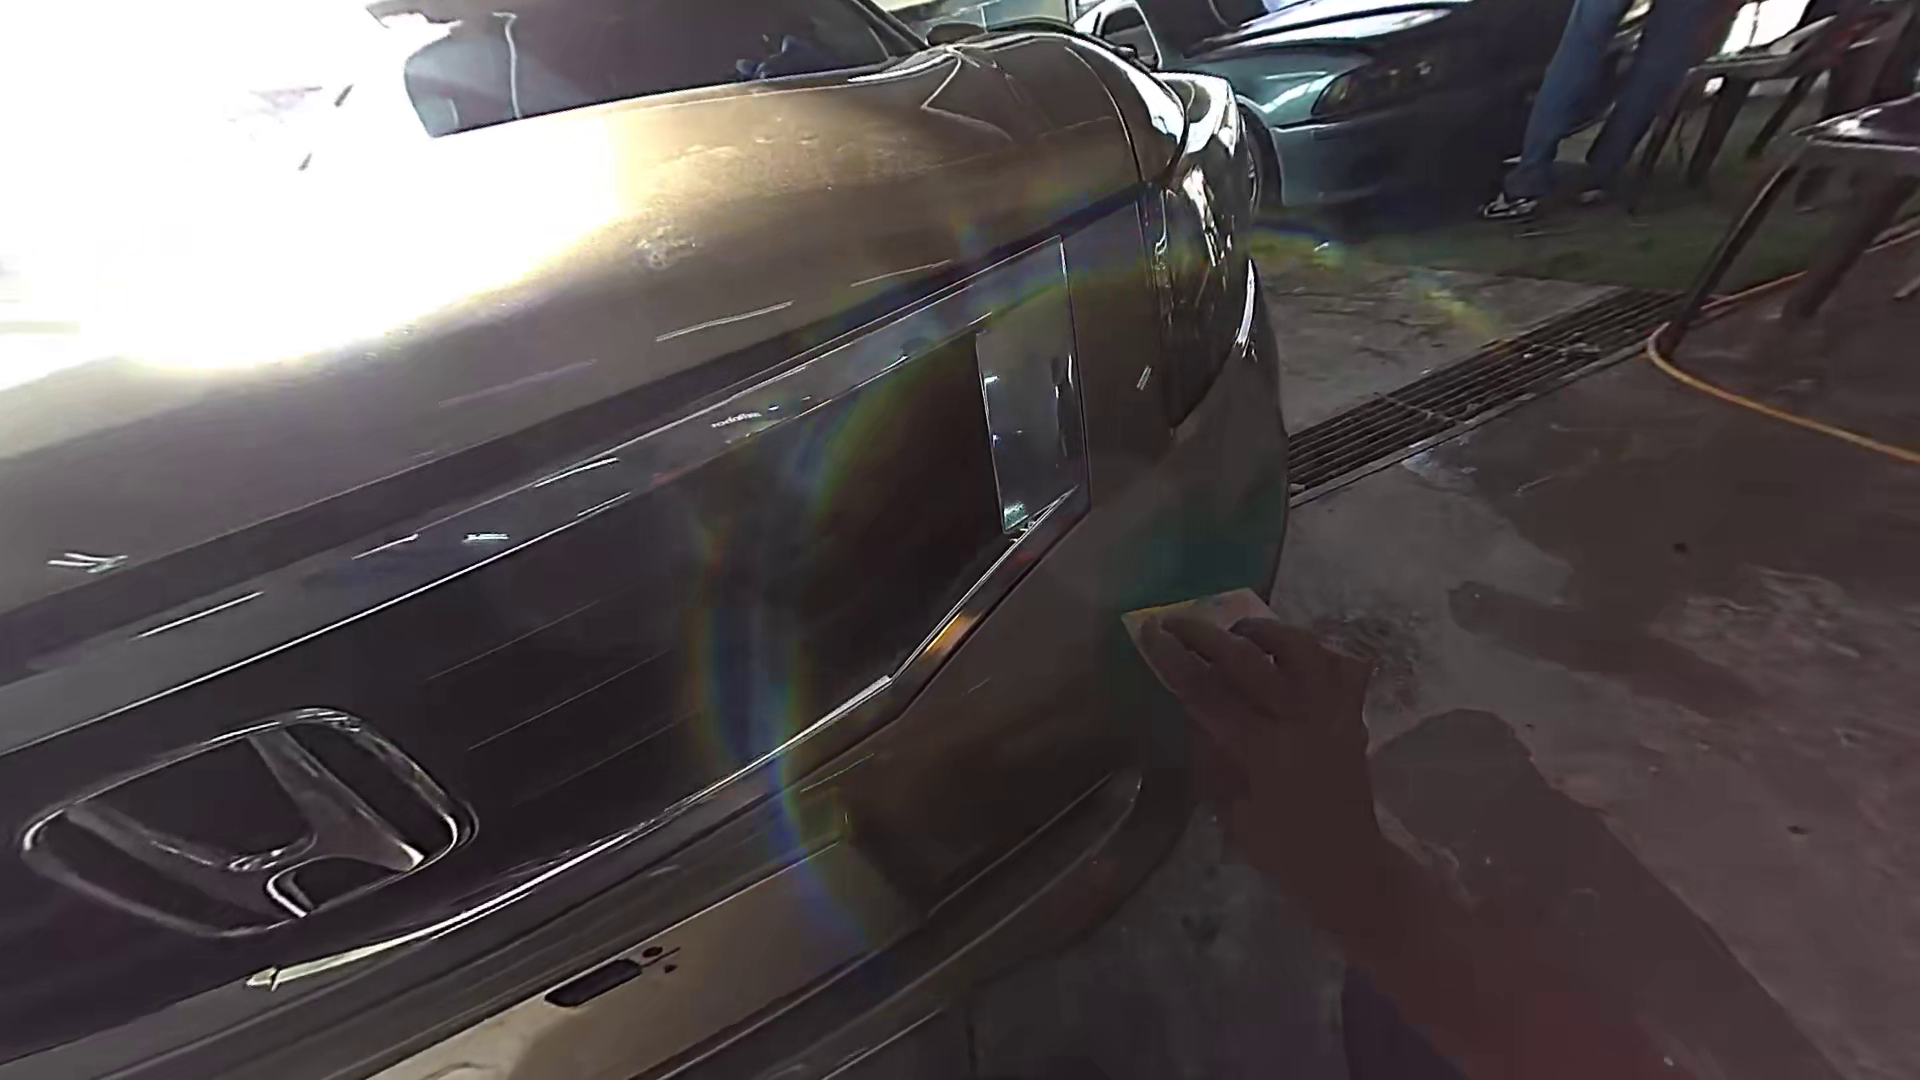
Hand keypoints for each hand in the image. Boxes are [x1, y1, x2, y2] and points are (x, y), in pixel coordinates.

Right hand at [1139, 615, 1388, 923]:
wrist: (1351, 870)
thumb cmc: (1278, 847)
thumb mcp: (1226, 804)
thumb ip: (1208, 746)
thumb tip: (1191, 699)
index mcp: (1265, 752)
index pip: (1208, 692)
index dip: (1174, 658)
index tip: (1149, 631)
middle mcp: (1303, 723)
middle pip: (1250, 660)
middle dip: (1205, 634)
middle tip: (1176, 621)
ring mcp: (1335, 714)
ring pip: (1303, 648)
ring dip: (1264, 631)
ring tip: (1238, 632)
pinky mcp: (1354, 714)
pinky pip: (1343, 665)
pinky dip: (1316, 651)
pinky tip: (1290, 657)